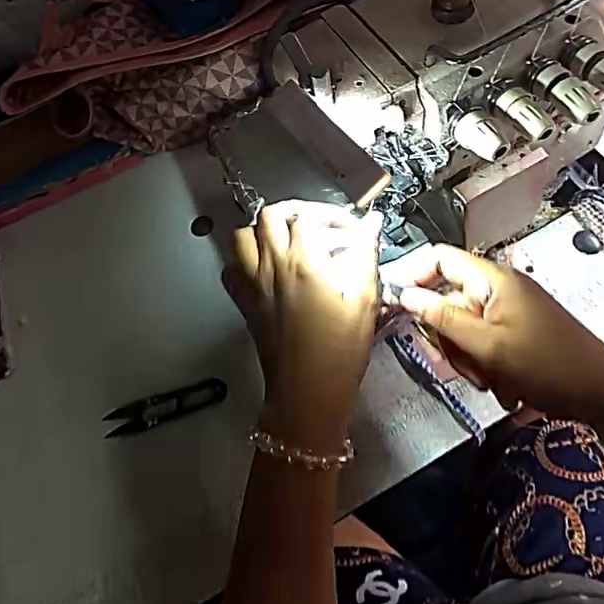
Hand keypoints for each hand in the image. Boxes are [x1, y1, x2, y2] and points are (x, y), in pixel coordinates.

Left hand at [222, 201, 381, 452]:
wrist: (309, 392)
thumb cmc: (341, 348)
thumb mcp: (365, 296)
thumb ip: (366, 252)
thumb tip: (372, 224)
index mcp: (304, 260)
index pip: (308, 216)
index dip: (331, 215)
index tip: (349, 230)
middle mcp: (273, 266)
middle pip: (271, 215)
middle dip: (295, 212)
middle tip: (316, 224)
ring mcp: (254, 284)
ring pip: (243, 236)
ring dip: (263, 230)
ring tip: (287, 239)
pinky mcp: (246, 304)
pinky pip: (232, 269)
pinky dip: (244, 261)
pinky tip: (265, 268)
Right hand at [384, 244, 603, 417]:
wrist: (602, 392)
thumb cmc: (549, 365)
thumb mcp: (488, 345)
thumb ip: (443, 318)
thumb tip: (406, 296)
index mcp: (493, 278)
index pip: (439, 258)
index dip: (413, 275)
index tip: (396, 302)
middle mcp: (499, 287)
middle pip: (448, 298)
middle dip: (448, 334)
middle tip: (461, 361)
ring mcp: (509, 308)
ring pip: (463, 325)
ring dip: (468, 356)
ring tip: (490, 378)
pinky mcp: (517, 329)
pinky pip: (483, 340)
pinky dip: (486, 362)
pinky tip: (503, 382)